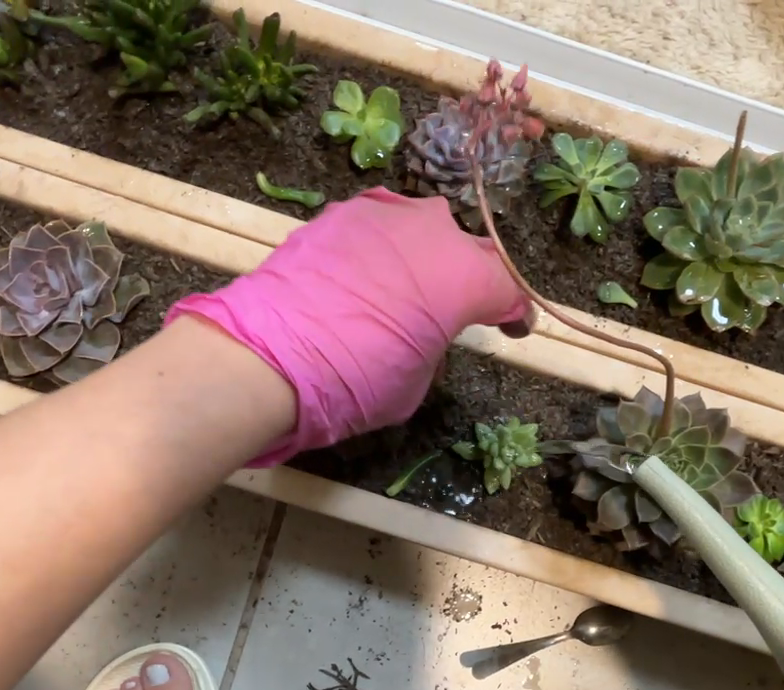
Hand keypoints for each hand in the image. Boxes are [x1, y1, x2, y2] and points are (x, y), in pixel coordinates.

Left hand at [165, 189, 528, 465]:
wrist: (270, 356)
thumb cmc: (356, 380)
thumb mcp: (415, 382)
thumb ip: (435, 346)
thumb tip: (425, 333)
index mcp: (467, 277)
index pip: (508, 289)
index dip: (513, 312)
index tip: (513, 328)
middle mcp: (435, 232)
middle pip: (469, 251)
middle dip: (470, 279)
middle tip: (458, 309)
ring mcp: (386, 214)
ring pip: (423, 232)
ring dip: (425, 259)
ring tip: (409, 291)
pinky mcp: (342, 213)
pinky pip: (380, 228)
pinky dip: (384, 251)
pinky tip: (367, 278)